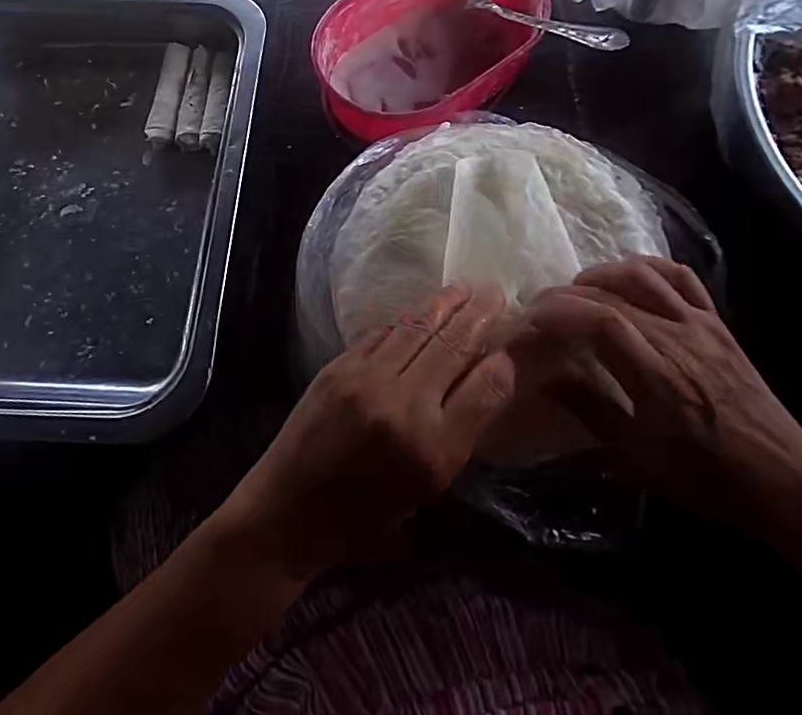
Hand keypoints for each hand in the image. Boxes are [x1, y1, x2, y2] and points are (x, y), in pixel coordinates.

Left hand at [215, 284, 515, 579]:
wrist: (288, 512)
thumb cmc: (366, 512)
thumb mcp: (429, 486)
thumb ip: (464, 428)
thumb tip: (492, 374)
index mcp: (431, 449)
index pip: (485, 388)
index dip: (505, 359)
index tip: (513, 338)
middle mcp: (401, 406)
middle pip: (453, 345)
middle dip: (480, 314)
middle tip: (497, 293)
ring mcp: (365, 380)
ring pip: (419, 327)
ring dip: (447, 303)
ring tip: (467, 288)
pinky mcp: (338, 366)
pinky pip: (385, 331)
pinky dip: (410, 316)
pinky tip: (425, 307)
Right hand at [520, 257, 801, 531]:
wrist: (779, 472)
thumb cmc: (706, 475)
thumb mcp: (639, 459)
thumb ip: (592, 412)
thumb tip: (550, 377)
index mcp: (658, 374)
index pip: (601, 320)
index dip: (560, 312)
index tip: (530, 319)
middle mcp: (678, 336)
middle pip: (614, 296)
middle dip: (568, 296)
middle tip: (539, 309)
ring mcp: (700, 323)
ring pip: (644, 275)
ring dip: (602, 274)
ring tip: (576, 290)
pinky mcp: (716, 320)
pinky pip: (681, 277)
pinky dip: (648, 266)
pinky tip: (628, 275)